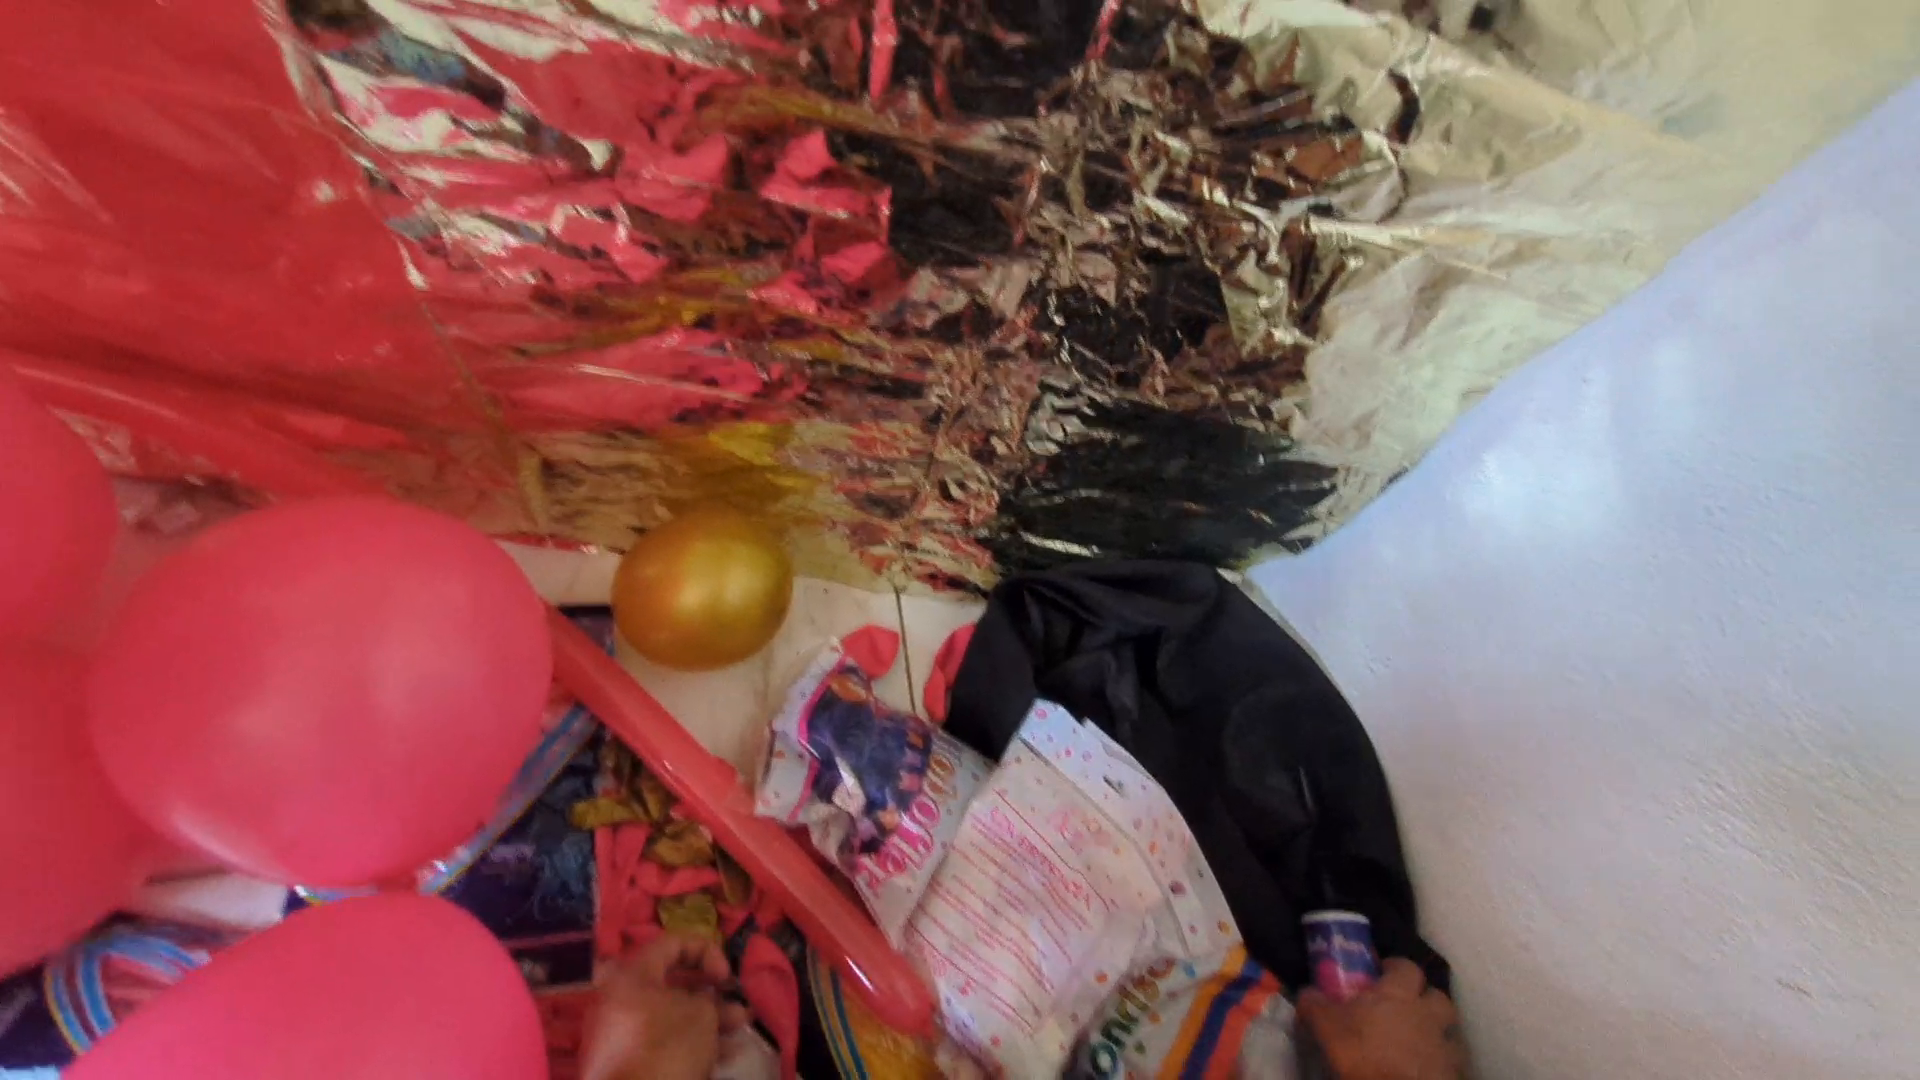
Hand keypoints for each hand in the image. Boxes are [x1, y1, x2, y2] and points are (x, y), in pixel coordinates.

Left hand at [582, 935, 750, 1079]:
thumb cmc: (667, 1047)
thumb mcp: (701, 1012)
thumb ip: (708, 996)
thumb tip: (704, 1000)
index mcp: (632, 977)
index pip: (674, 943)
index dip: (707, 951)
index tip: (725, 976)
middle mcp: (621, 1001)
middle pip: (673, 983)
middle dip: (712, 990)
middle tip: (736, 997)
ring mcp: (622, 1037)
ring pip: (673, 1015)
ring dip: (710, 1017)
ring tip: (741, 1025)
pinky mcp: (629, 1066)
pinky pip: (664, 1042)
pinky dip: (693, 1042)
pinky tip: (727, 1052)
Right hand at [1297, 958, 1464, 1079]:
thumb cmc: (1363, 1054)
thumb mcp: (1325, 1025)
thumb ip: (1314, 1003)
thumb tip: (1306, 991)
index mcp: (1398, 994)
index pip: (1407, 967)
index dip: (1396, 967)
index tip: (1382, 972)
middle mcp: (1428, 1016)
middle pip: (1439, 997)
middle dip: (1426, 998)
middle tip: (1405, 1006)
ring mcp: (1445, 1048)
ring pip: (1450, 1033)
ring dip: (1438, 1034)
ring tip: (1418, 1043)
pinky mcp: (1453, 1077)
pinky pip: (1451, 1065)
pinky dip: (1440, 1065)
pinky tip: (1421, 1071)